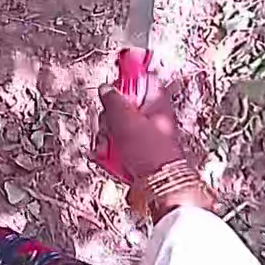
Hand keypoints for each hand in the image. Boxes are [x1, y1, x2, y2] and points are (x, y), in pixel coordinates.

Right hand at [96, 82, 213, 218]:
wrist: (159, 186)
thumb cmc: (151, 153)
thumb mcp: (127, 120)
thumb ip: (114, 100)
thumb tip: (106, 88)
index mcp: (156, 102)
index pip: (141, 79)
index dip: (126, 78)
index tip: (114, 82)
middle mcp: (150, 117)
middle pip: (120, 105)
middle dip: (108, 117)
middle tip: (109, 126)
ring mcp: (142, 135)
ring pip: (114, 126)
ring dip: (105, 137)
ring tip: (106, 147)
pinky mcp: (134, 152)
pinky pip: (114, 144)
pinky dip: (107, 150)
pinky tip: (106, 157)